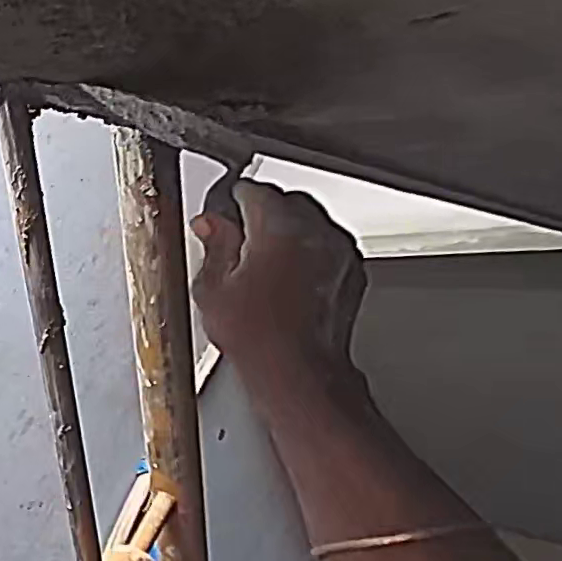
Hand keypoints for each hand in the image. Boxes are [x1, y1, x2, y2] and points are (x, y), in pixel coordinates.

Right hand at [190, 179, 366, 392]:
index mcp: (280, 230)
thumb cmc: (255, 334)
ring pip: (311, 223)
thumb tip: (210, 224)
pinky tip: (278, 277)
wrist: (294, 367)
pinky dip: (303, 252)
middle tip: (231, 234)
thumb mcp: (212, 288)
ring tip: (254, 260)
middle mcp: (318, 233)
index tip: (220, 207)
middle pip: (290, 202)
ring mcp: (340, 252)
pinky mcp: (350, 272)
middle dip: (260, 212)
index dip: (234, 197)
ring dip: (284, 232)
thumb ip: (213, 246)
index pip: (258, 192)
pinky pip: (325, 247)